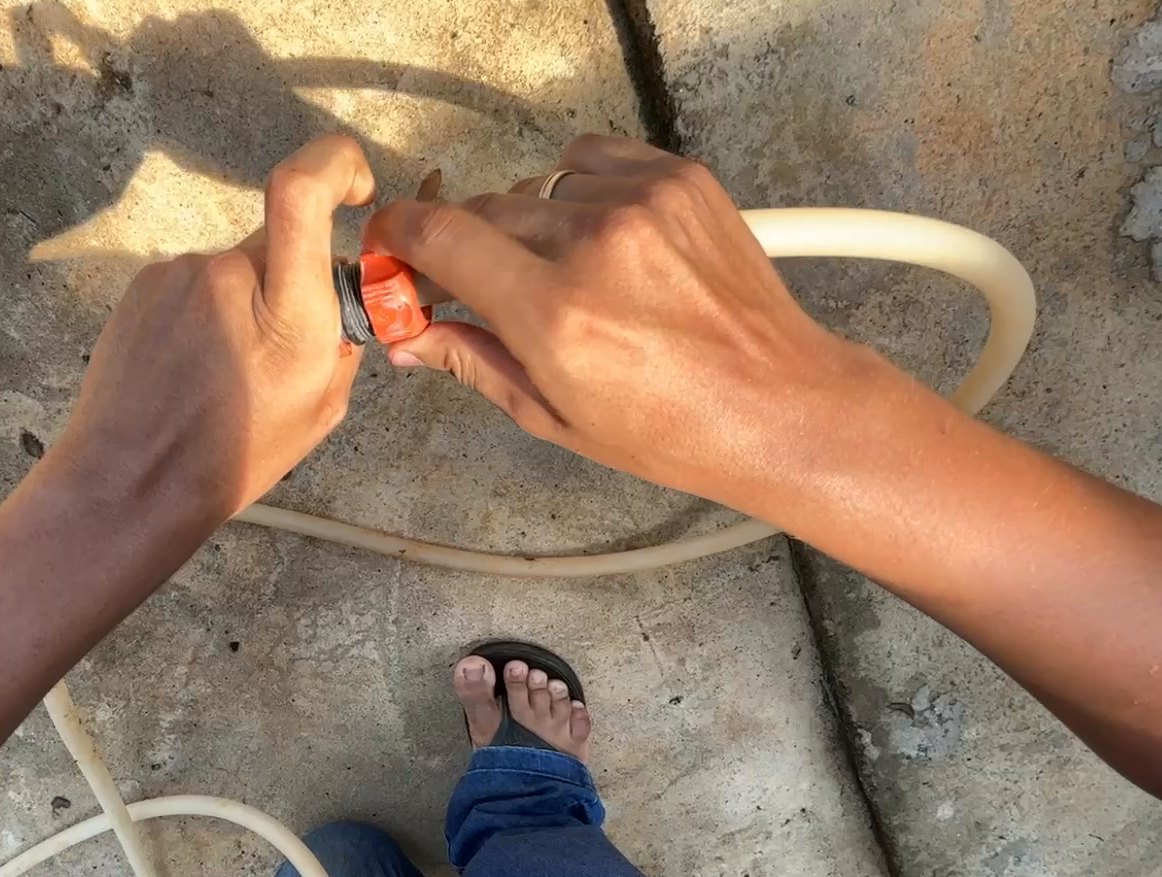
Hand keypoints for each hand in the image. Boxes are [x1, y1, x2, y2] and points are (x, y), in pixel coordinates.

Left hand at [51, 135, 375, 518]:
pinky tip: (191, 364)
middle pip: (278, 242)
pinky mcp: (143, 283)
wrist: (132, 480)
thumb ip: (340, 343)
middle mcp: (227, 274)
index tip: (355, 184)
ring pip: (234, 268)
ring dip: (243, 304)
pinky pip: (195, 283)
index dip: (335, 162)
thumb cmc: (234, 459)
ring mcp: (178, 274)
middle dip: (290, 281)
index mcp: (286, 313)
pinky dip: (206, 313)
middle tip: (276, 346)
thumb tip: (337, 306)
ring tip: (223, 370)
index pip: (301, 191)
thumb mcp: (320, 411)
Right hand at [364, 134, 908, 513]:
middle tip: (469, 286)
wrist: (774, 404)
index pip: (442, 239)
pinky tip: (591, 239)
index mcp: (554, 315)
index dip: (398, 236)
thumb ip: (471, 362)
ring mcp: (640, 201)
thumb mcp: (551, 414)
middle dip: (460, 247)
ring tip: (556, 277)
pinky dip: (572, 193)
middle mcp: (594, 244)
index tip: (387, 247)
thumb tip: (408, 338)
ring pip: (534, 187)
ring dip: (522, 227)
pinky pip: (588, 160)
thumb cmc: (665, 430)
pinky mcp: (678, 178)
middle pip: (482, 211)